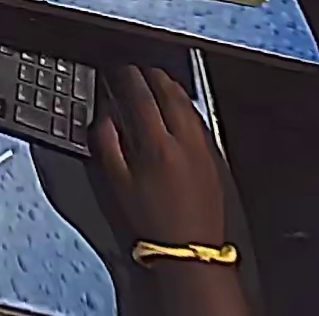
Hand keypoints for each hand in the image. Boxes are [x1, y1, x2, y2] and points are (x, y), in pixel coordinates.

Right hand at [90, 66, 247, 314]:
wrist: (190, 251)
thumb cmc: (150, 217)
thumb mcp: (116, 179)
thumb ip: (106, 140)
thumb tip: (104, 114)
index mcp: (155, 144)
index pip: (141, 95)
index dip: (127, 76)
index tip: (118, 69)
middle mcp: (183, 140)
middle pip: (168, 92)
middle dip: (151, 75)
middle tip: (137, 68)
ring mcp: (202, 148)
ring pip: (188, 103)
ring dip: (170, 86)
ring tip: (156, 79)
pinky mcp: (214, 157)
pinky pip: (199, 118)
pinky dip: (185, 103)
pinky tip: (177, 103)